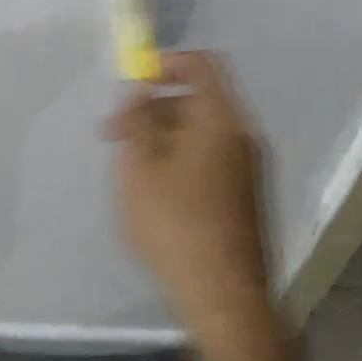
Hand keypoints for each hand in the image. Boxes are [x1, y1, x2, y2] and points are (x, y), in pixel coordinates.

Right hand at [105, 51, 273, 343]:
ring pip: (200, 132)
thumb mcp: (139, 167)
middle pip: (198, 99)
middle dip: (152, 108)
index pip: (201, 64)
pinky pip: (209, 158)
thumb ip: (137, 119)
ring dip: (161, 137)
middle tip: (113, 136)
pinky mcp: (244, 197)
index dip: (163, 63)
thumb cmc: (175, 225)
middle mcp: (242, 136)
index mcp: (221, 120)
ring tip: (128, 169)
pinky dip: (179, 159)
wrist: (225, 297)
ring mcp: (248, 169)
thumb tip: (140, 89)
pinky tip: (154, 194)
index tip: (130, 86)